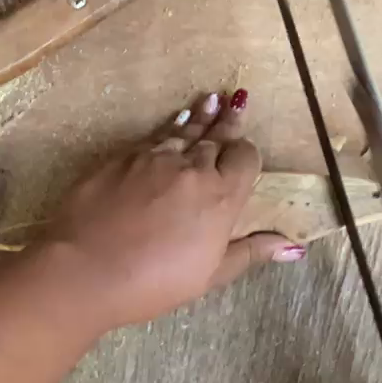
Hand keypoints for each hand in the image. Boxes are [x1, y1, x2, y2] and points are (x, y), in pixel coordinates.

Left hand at [37, 89, 304, 329]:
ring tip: (213, 100)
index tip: (244, 155)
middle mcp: (192, 168)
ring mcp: (154, 158)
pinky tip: (174, 121)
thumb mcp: (211, 275)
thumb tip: (295, 248)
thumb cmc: (154, 282)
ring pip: (185, 131)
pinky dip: (169, 127)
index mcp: (221, 197)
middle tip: (238, 102)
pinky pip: (154, 136)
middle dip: (228, 124)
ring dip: (201, 116)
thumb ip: (251, 252)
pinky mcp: (121, 158)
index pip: (244, 159)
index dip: (246, 155)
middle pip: (216, 138)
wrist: (86, 270)